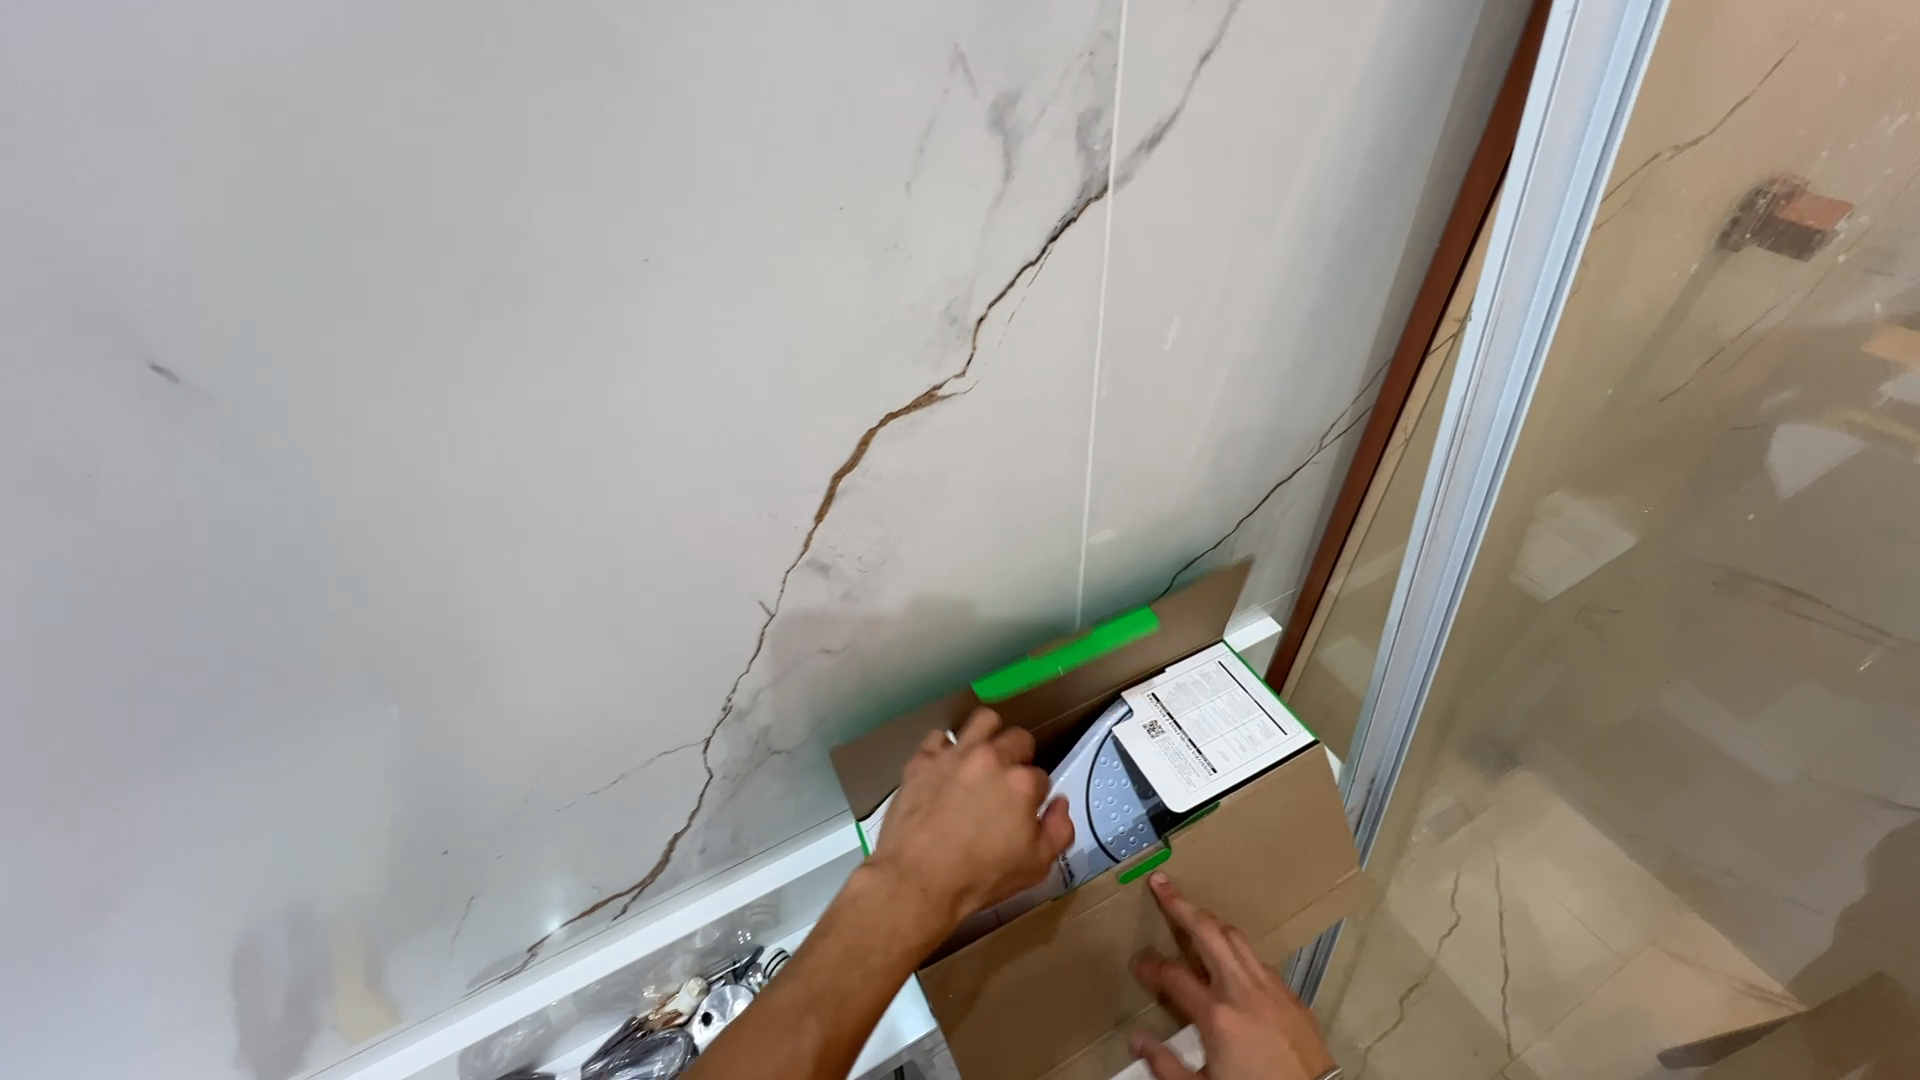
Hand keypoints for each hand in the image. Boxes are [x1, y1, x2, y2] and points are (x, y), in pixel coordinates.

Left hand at [867, 708, 1074, 936]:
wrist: (919, 879)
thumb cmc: (980, 878)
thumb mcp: (1036, 866)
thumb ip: (1059, 830)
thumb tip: (1059, 803)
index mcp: (1022, 782)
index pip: (1041, 776)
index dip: (1035, 795)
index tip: (1025, 811)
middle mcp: (991, 758)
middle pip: (1019, 738)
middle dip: (1020, 757)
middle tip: (1006, 782)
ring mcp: (954, 755)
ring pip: (983, 720)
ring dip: (989, 735)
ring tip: (982, 758)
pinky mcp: (922, 759)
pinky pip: (939, 737)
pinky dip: (945, 749)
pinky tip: (944, 768)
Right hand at [1130, 873, 1337, 1079]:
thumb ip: (1166, 1065)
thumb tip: (1137, 1039)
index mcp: (1217, 1015)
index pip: (1172, 975)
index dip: (1150, 965)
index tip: (1137, 963)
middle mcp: (1242, 989)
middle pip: (1207, 931)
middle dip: (1180, 904)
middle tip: (1161, 883)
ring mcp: (1270, 988)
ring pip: (1236, 937)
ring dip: (1210, 920)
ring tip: (1192, 912)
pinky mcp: (1292, 996)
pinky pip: (1258, 960)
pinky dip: (1237, 951)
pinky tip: (1230, 961)